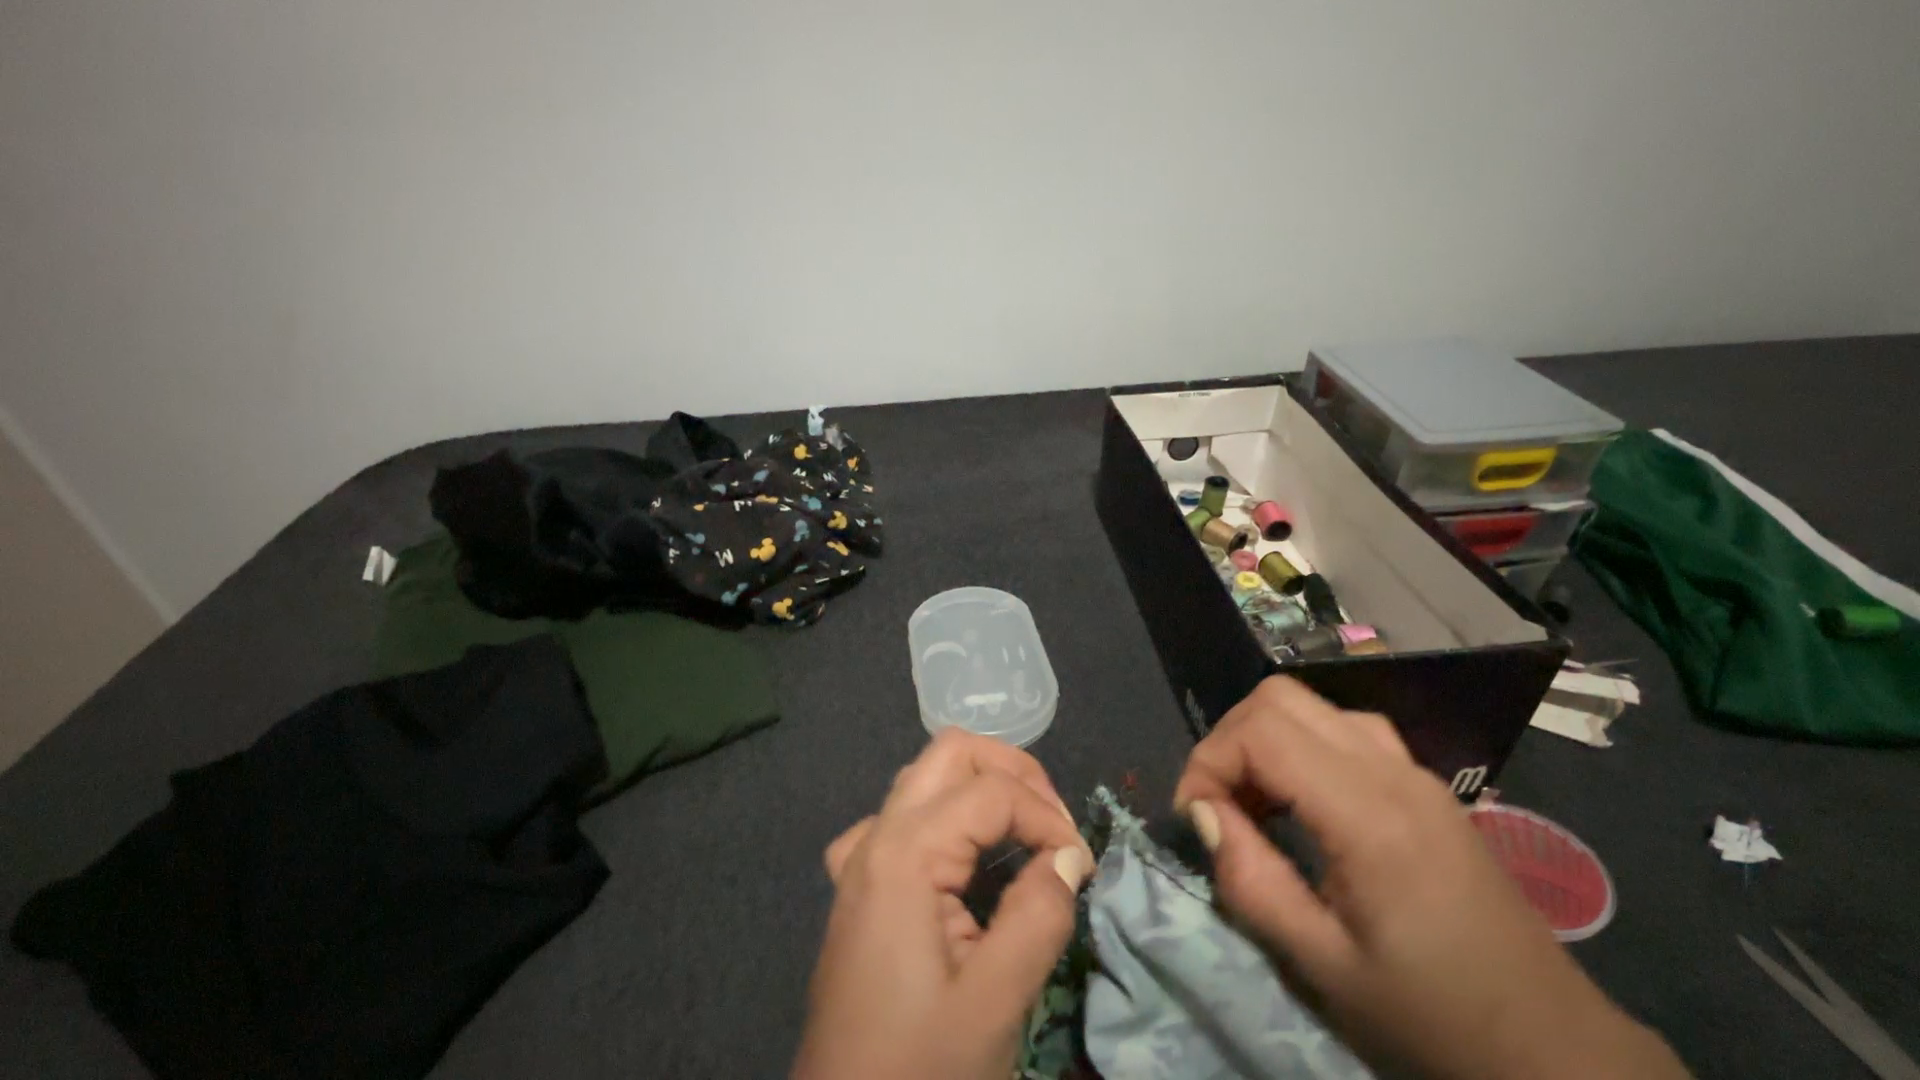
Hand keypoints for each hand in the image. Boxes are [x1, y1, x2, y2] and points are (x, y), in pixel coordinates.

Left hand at [793, 730, 1093, 1079]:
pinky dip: (945, 820)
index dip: (1049, 818)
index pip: (992, 791)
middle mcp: (874, 838)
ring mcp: (858, 861)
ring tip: (1026, 840)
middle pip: (950, 753)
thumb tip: (1068, 857)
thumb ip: (1038, 916)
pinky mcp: (857, 888)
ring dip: (982, 791)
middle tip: (1055, 830)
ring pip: (924, 780)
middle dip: (1014, 775)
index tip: (1082, 868)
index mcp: (904, 853)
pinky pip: (900, 822)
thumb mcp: (995, 1001)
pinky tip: (963, 865)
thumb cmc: (918, 1064)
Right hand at [1174, 677, 1688, 1079]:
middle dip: (1229, 742)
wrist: (1548, 1044)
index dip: (1208, 762)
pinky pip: (1346, 733)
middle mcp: (1394, 772)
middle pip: (1282, 697)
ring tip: (1255, 809)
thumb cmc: (1429, 1013)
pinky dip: (1301, 749)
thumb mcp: (1322, 963)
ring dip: (1266, 741)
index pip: (1262, 731)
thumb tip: (1203, 815)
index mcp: (1369, 813)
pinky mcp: (1427, 789)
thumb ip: (1250, 880)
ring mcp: (1416, 774)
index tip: (1195, 820)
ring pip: (1314, 707)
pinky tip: (1301, 808)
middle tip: (1218, 809)